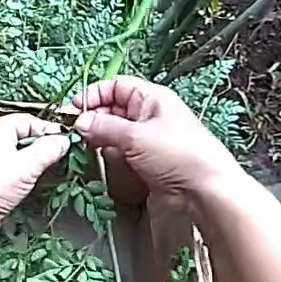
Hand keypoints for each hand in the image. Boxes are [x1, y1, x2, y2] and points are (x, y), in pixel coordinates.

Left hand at [0, 113, 71, 246]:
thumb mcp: (28, 165)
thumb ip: (49, 149)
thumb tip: (64, 140)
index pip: (27, 120)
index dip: (48, 130)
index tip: (66, 142)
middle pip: (21, 136)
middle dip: (41, 147)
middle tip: (59, 159)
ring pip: (16, 155)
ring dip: (32, 164)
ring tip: (46, 173)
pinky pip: (9, 171)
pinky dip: (21, 176)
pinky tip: (30, 186)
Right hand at [71, 77, 244, 211]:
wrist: (205, 194)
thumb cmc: (177, 155)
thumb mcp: (136, 136)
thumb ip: (104, 127)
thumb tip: (79, 122)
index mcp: (152, 99)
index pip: (116, 86)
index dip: (94, 94)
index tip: (75, 110)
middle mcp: (149, 116)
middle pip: (113, 111)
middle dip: (95, 121)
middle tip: (78, 135)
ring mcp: (148, 141)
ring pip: (114, 135)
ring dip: (103, 143)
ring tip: (93, 152)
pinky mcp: (147, 164)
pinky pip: (122, 155)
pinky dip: (113, 159)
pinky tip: (111, 166)